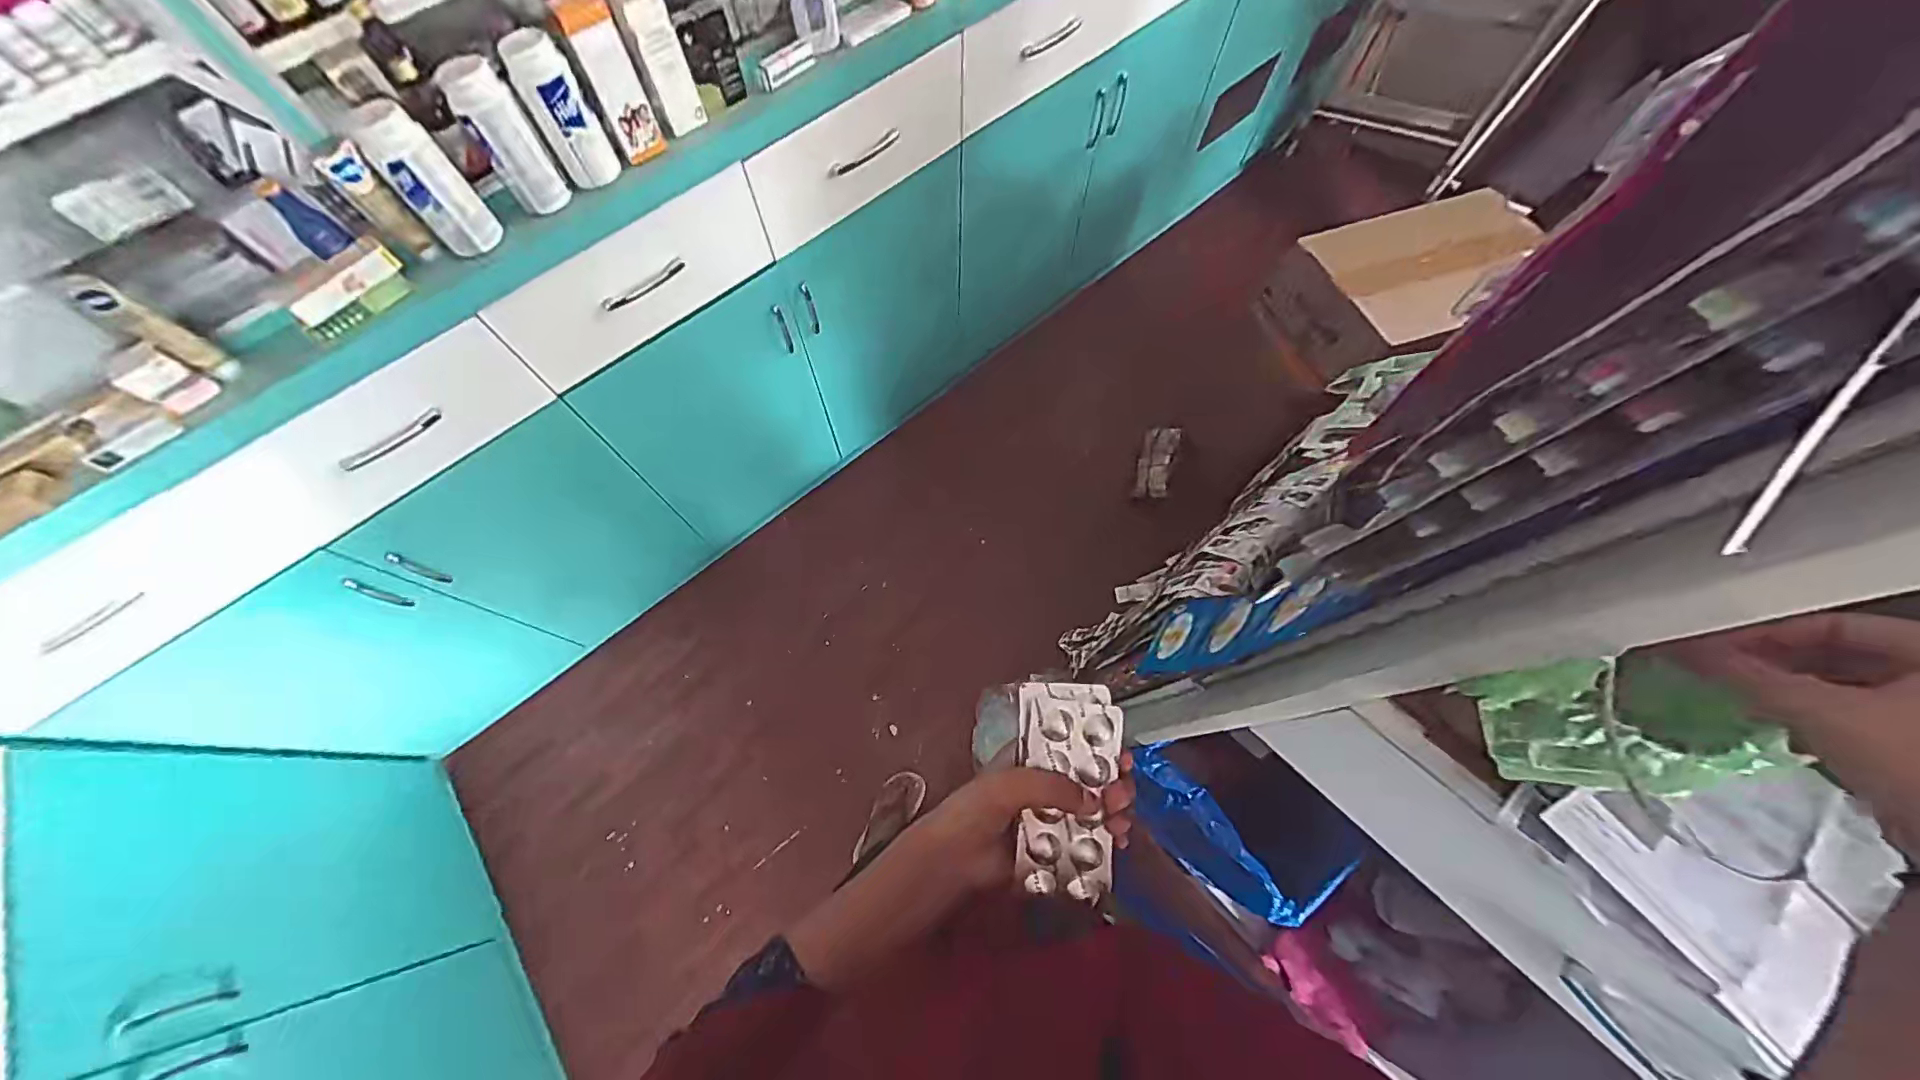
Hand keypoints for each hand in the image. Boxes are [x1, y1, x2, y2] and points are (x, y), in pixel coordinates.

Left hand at [906, 751, 1137, 891]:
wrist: (953, 861)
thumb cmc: (975, 811)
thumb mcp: (1011, 784)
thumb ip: (1052, 786)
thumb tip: (1094, 800)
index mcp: (1030, 759)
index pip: (1071, 746)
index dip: (1098, 748)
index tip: (1121, 757)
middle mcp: (1044, 786)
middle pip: (1089, 780)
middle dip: (1111, 784)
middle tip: (1122, 795)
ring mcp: (1051, 819)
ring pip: (1093, 812)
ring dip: (1113, 813)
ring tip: (1121, 822)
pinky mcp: (1055, 850)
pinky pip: (1087, 843)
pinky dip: (1106, 842)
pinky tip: (1118, 843)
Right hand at [1672, 612, 1919, 848]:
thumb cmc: (1910, 759)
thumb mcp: (1819, 710)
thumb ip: (1751, 677)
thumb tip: (1693, 654)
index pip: (1832, 624)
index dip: (1772, 633)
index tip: (1722, 646)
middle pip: (1839, 657)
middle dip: (1777, 665)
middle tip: (1725, 671)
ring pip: (1845, 690)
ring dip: (1791, 695)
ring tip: (1745, 701)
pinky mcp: (1916, 750)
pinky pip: (1856, 720)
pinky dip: (1815, 721)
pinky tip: (1785, 733)